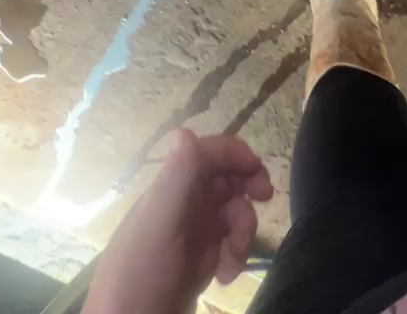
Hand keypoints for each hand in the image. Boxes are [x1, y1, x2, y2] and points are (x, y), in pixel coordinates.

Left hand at [84, 129, 274, 313]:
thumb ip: (177, 178)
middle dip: (248, 189)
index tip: (256, 172)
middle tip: (265, 199)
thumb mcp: (159, 225)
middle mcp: (183, 205)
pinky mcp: (201, 261)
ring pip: (234, 212)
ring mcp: (193, 234)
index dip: (235, 154)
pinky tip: (225, 276)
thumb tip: (184, 129)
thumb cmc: (141, 276)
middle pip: (228, 178)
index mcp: (170, 190)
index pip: (207, 153)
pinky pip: (231, 243)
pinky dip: (236, 255)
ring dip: (243, 230)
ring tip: (233, 259)